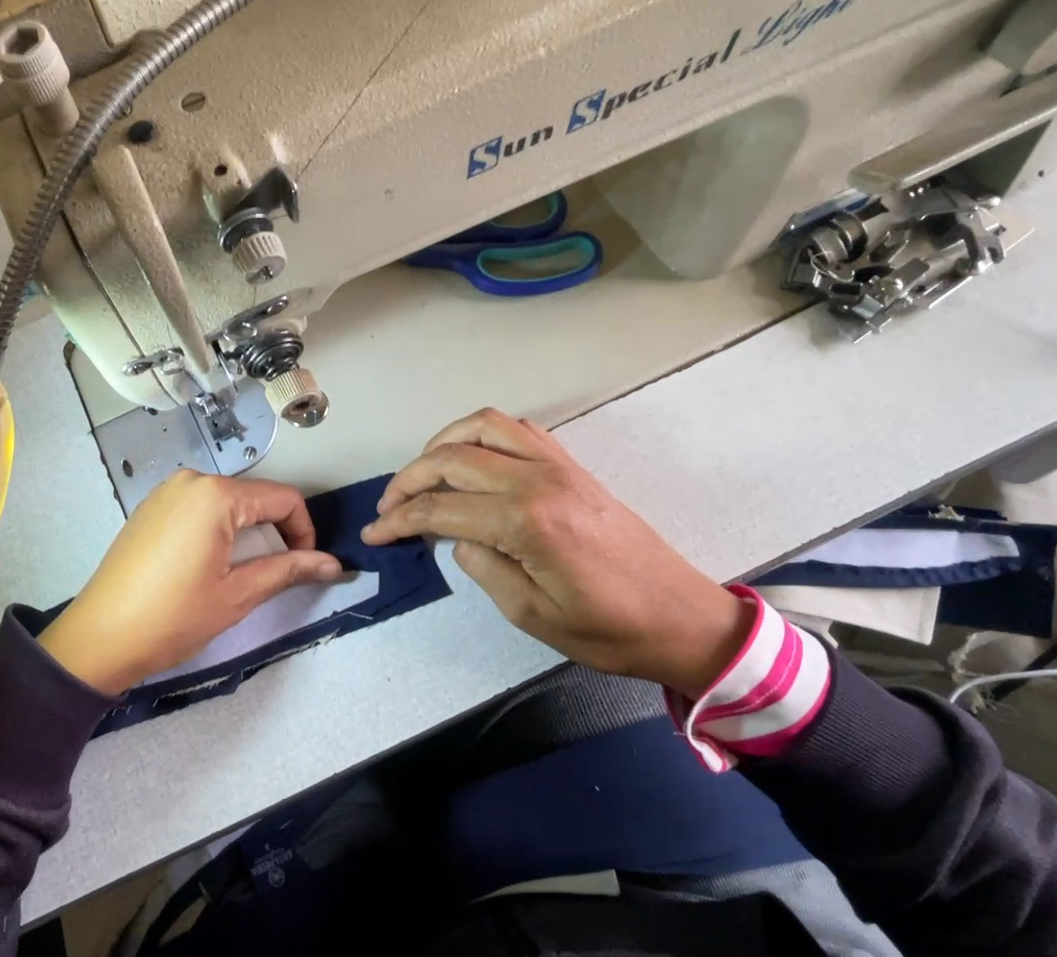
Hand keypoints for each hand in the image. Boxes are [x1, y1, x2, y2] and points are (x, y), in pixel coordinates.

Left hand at [39, 471, 342, 694]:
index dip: (304, 532)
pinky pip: (199, 510)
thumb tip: (332, 563)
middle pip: (254, 499)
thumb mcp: (238, 595)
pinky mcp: (150, 509)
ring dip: (245, 536)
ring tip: (238, 578)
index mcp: (215, 495)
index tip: (305, 567)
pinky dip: (216, 533)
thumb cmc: (173, 617)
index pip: (283, 499)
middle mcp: (190, 481)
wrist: (99, 637)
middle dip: (274, 535)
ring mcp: (166, 492)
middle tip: (272, 578)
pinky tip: (207, 570)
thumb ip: (288, 570)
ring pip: (227, 506)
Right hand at [361, 409, 751, 696]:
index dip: (400, 518)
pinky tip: (471, 461)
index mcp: (527, 522)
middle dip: (409, 478)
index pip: (442, 507)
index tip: (375, 533)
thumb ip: (484, 569)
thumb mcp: (533, 616)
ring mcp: (559, 466)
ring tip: (423, 473)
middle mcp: (539, 480)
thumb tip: (457, 537)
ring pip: (485, 426)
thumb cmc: (609, 630)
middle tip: (389, 507)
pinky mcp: (572, 466)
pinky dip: (483, 435)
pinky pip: (518, 430)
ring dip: (443, 442)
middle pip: (453, 457)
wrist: (681, 617)